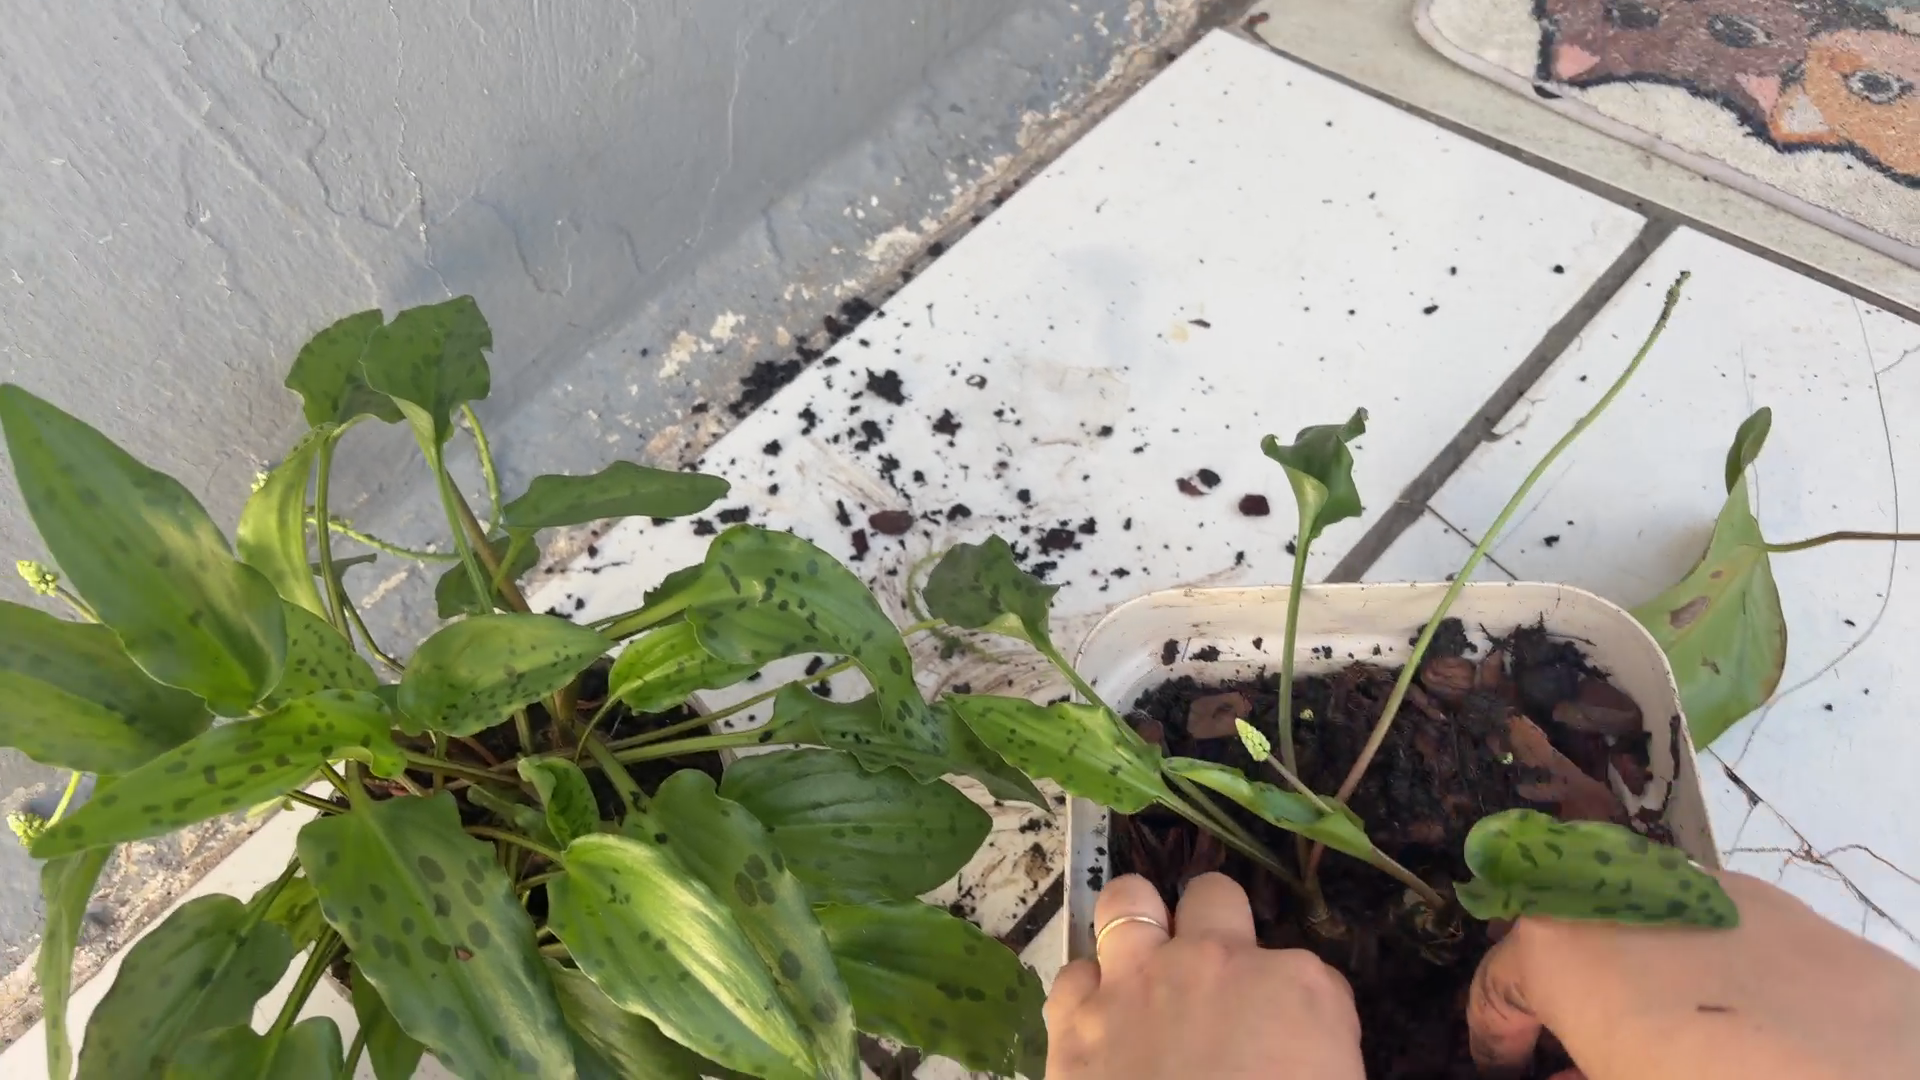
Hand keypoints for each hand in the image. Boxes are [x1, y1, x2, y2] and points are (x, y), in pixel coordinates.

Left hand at [1045, 873, 1363, 1078]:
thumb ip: (1319, 1065)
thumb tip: (1287, 1062)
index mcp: (1299, 994)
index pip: (1315, 977)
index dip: (1306, 1016)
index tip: (1299, 1054)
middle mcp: (1215, 961)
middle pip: (1216, 898)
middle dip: (1217, 924)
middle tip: (1216, 977)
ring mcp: (1138, 979)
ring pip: (1128, 899)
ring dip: (1138, 924)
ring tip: (1144, 960)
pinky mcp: (1076, 1015)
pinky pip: (1074, 975)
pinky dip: (1086, 996)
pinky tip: (1098, 1026)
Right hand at [1468, 870, 1919, 1079]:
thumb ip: (1576, 1078)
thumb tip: (1563, 1077)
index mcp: (1550, 949)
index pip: (1496, 988)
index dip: (1493, 1035)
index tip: (1504, 1066)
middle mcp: (1600, 899)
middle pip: (1558, 942)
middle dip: (1563, 996)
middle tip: (1582, 1052)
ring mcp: (1692, 893)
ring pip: (1635, 924)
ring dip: (1634, 975)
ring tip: (1671, 1038)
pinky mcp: (1777, 907)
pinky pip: (1715, 928)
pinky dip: (1712, 968)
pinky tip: (1750, 1017)